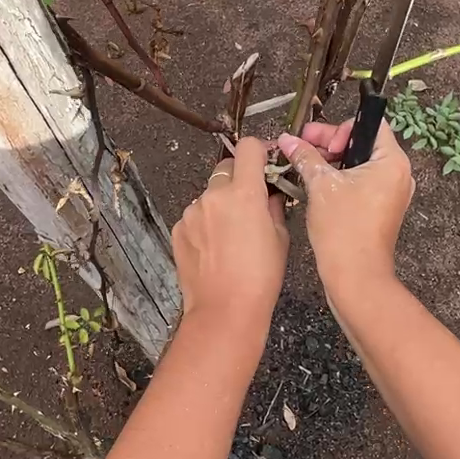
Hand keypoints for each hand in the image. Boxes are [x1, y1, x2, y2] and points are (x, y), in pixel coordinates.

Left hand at [171, 137, 288, 329]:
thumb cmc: (260, 277)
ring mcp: (192, 211)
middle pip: (226, 168)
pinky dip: (205, 224)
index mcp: (245, 192)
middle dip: (239, 179)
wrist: (224, 310)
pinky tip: (215, 249)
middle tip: (251, 204)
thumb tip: (271, 192)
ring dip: (221, 204)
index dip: (259, 152)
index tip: (265, 163)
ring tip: (232, 236)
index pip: (249, 147)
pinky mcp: (178, 228)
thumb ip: (274, 206)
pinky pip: (195, 216)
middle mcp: (214, 195)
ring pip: (210, 194)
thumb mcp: (281, 238)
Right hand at [275, 117, 412, 288]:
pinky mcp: (380, 208)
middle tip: (302, 147)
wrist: (355, 276)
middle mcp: (398, 174)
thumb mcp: (320, 185)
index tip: (315, 140)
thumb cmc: (344, 230)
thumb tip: (288, 140)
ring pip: (359, 164)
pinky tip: (316, 184)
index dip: (339, 127)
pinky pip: (361, 182)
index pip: (370, 124)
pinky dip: (340, 179)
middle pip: (362, 142)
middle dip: (330, 143)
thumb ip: (305, 156)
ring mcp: (390, 193)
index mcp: (392, 162)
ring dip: (331, 161)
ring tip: (305, 167)